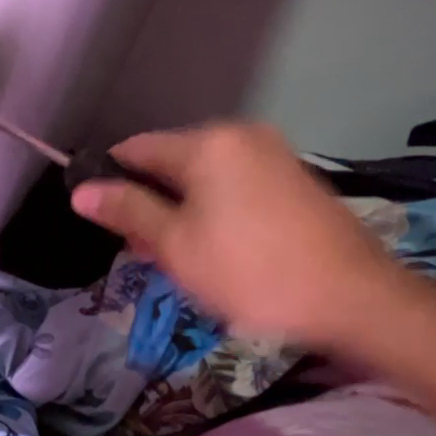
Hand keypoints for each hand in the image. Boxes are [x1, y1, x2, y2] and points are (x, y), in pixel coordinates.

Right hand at [70, 122, 406, 344]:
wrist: (354, 299)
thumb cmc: (250, 271)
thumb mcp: (175, 246)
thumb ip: (127, 211)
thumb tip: (81, 191)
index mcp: (207, 144)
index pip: (134, 149)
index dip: (108, 183)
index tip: (104, 224)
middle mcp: (240, 136)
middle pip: (168, 163)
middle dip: (147, 203)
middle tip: (145, 253)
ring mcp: (272, 155)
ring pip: (200, 178)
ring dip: (178, 212)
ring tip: (180, 259)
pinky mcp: (293, 181)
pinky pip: (232, 186)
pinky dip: (212, 212)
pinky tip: (216, 251)